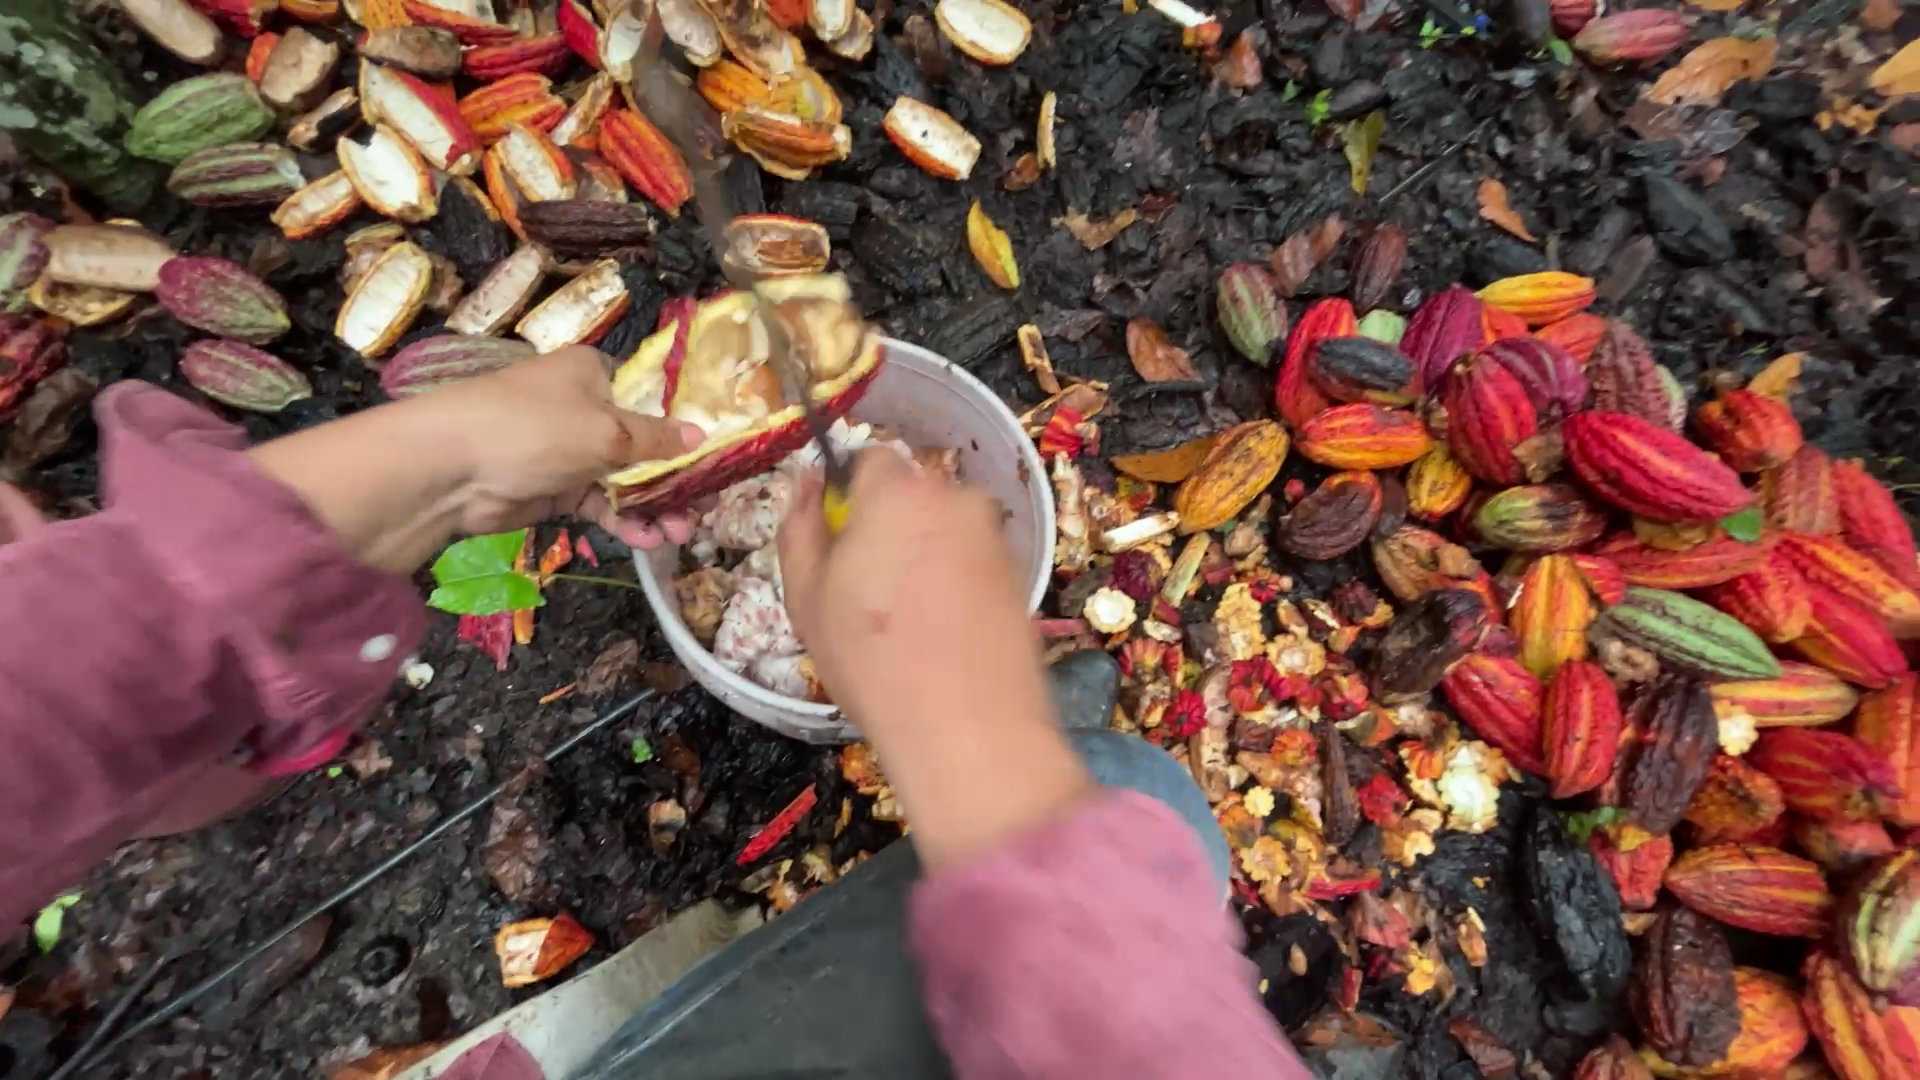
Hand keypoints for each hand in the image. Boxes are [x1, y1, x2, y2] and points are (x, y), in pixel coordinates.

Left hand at [427, 346, 703, 548]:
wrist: (446, 470)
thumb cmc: (534, 429)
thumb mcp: (606, 431)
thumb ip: (658, 440)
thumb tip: (704, 438)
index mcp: (595, 375)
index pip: (654, 400)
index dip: (687, 431)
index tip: (715, 461)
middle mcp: (586, 408)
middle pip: (647, 446)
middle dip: (676, 481)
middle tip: (705, 509)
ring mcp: (570, 450)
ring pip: (627, 480)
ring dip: (655, 507)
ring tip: (680, 534)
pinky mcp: (557, 487)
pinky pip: (602, 503)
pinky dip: (625, 520)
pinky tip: (647, 539)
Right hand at [778, 449, 1093, 869]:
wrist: (970, 727)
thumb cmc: (872, 661)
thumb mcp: (807, 597)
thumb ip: (800, 526)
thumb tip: (808, 481)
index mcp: (897, 492)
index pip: (870, 458)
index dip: (851, 493)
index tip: (843, 539)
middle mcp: (954, 498)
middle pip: (912, 491)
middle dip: (890, 521)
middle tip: (873, 584)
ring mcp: (994, 534)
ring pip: (946, 523)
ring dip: (926, 547)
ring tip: (914, 612)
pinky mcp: (1020, 570)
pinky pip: (975, 554)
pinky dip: (958, 573)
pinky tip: (949, 624)